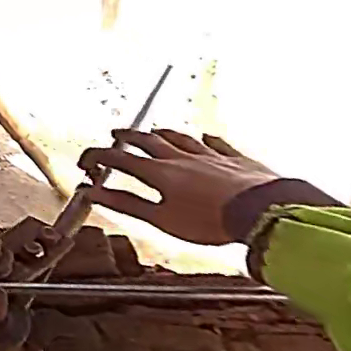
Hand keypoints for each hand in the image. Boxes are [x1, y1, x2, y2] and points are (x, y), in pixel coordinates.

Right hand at [77, 128, 276, 244]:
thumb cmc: (210, 219)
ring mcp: (210, 156)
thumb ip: (127, 204)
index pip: (121, 159)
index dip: (100, 157)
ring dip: (163, 134)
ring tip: (154, 130)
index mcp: (161, 172)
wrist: (262, 211)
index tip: (88, 159)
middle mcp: (182, 157)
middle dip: (128, 136)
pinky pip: (218, 145)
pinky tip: (206, 137)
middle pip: (149, 141)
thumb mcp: (161, 218)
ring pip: (181, 138)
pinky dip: (208, 141)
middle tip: (116, 134)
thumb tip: (95, 193)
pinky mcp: (237, 160)